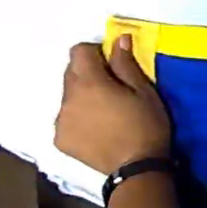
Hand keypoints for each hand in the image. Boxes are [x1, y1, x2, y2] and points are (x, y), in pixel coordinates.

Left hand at [54, 36, 171, 172]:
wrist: (137, 169)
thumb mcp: (144, 91)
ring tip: (105, 111)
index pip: (78, 51)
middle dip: (88, 72)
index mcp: (89, 83)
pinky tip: (97, 128)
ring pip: (67, 95)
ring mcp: (60, 121)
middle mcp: (67, 99)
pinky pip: (66, 116)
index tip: (113, 63)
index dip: (96, 52)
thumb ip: (125, 63)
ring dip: (82, 95)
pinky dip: (78, 116)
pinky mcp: (60, 139)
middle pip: (70, 72)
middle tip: (112, 88)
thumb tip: (118, 38)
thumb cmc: (146, 125)